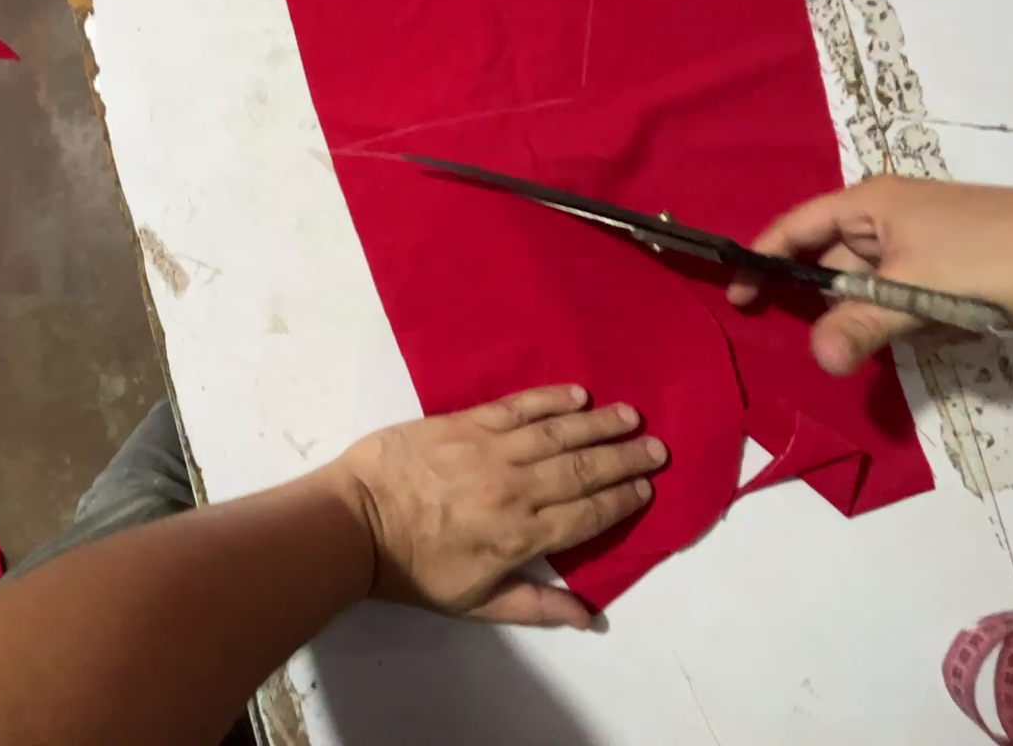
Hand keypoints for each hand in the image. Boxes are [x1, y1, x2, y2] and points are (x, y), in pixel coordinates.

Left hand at [321, 385, 665, 628]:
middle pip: (581, 470)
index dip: (620, 500)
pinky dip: (549, 399)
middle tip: (656, 447)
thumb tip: (592, 618)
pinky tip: (576, 394)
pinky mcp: (463, 422)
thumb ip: (536, 608)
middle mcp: (513, 488)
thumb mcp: (475, 603)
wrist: (356, 521)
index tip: (646, 487)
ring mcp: (489, 450)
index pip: (586, 515)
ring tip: (629, 415)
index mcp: (519, 536)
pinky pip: (516, 407)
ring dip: (597, 424)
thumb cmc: (413, 568)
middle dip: (623, 459)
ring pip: (556, 433)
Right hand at [727, 175, 1012, 374]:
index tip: (739, 297)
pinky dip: (897, 315)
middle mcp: (888, 214)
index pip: (795, 228)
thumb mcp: (918, 291)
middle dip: (820, 300)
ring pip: (867, 282)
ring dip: (864, 313)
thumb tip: (816, 361)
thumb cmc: (995, 259)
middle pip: (830, 260)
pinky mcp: (949, 265)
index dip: (761, 260)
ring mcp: (921, 239)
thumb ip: (860, 325)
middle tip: (809, 337)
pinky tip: (917, 333)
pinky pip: (899, 292)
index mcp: (869, 202)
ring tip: (872, 338)